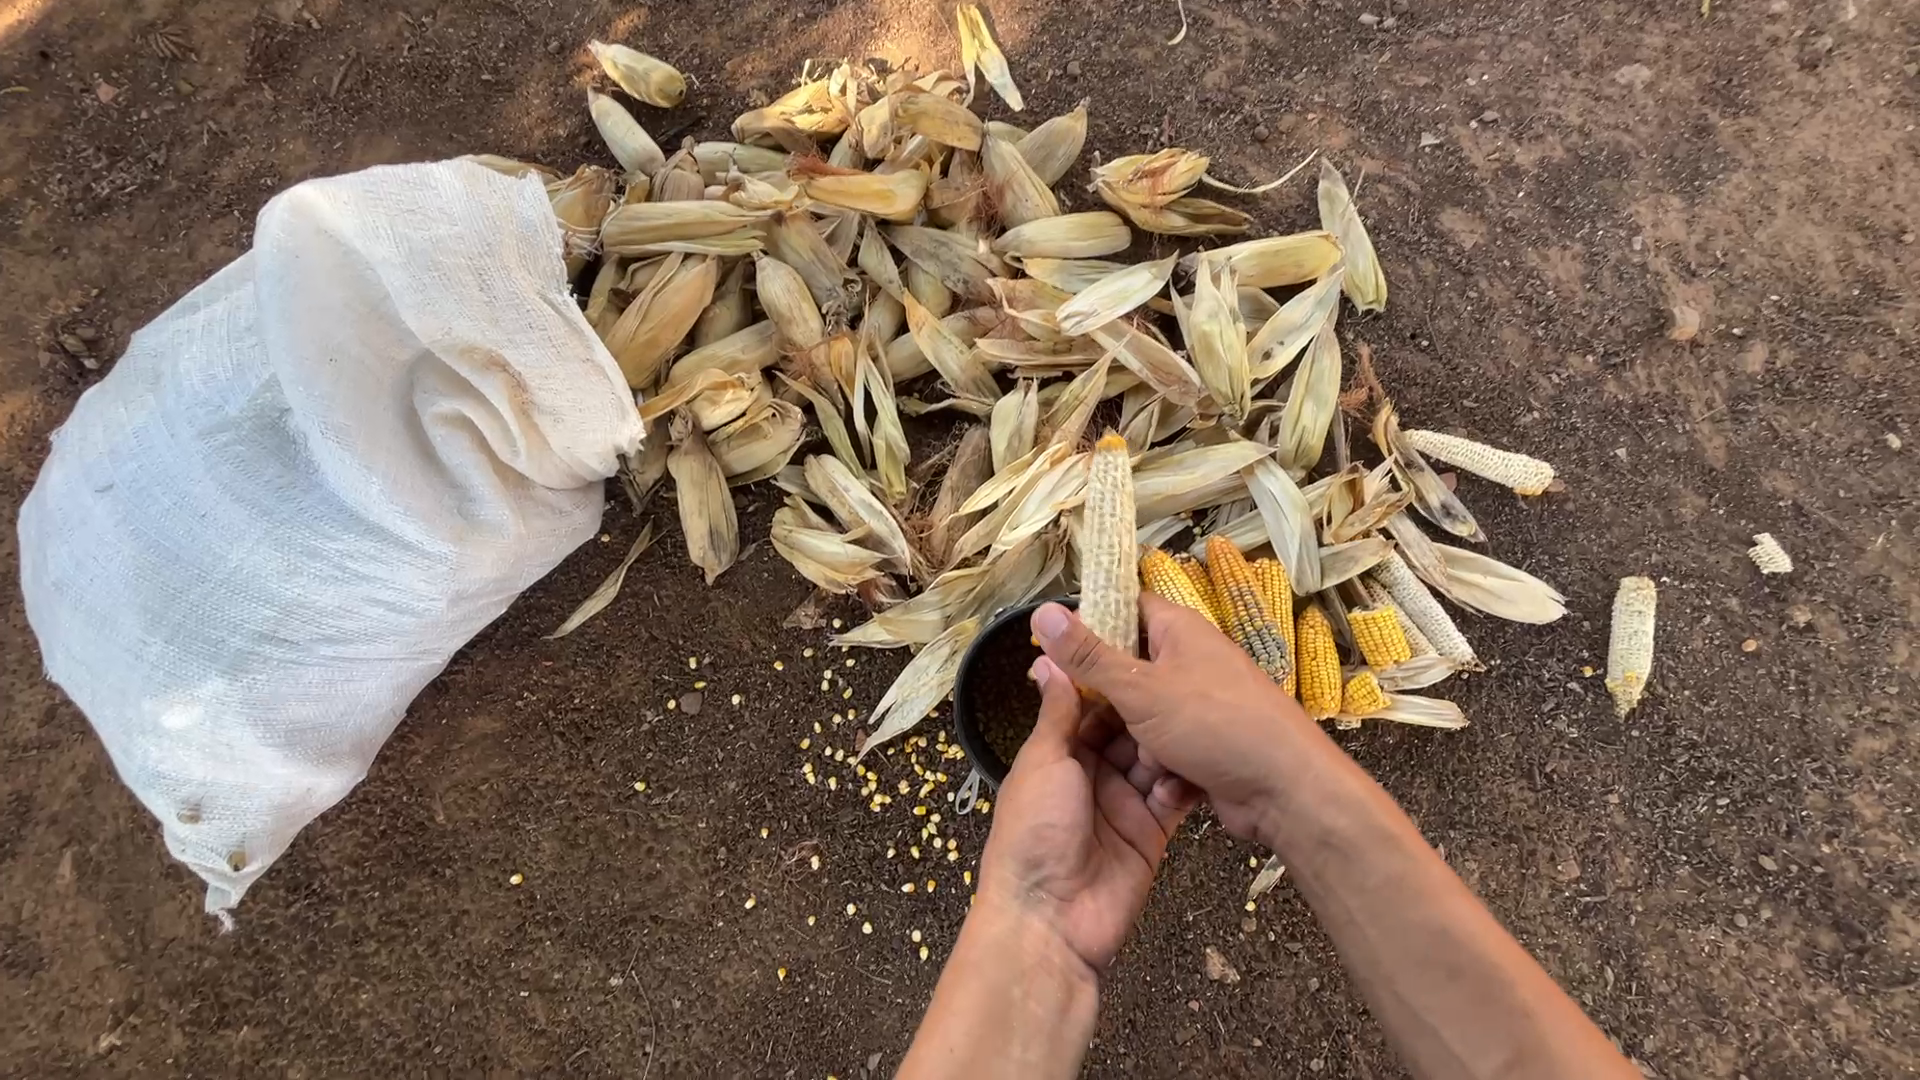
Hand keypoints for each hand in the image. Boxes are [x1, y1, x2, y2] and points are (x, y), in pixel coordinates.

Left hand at [974, 654, 1197, 974]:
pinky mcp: (1153, 832)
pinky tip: (1197, 762)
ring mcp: (1124, 802)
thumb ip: (1058, 714)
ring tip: (1186, 722)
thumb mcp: (1042, 762)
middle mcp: (1092, 773)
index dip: (1112, 683)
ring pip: (1153, 760)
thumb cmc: (1034, 828)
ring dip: (1167, 744)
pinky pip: (1173, 798)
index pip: (1090, 709)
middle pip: (1126, 732)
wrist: (1051, 918)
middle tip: (1176, 682)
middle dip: (1147, 712)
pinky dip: (1183, 781)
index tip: (1140, 651)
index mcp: (1058, 753)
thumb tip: (1049, 660)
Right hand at [1029, 594, 1316, 841]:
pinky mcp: (1204, 740)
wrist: (1287, 791)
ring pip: (1139, 707)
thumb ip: (1088, 655)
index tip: (1055, 646)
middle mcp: (1189, 658)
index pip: (1124, 605)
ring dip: (1125, 730)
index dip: (1089, 620)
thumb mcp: (1140, 688)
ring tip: (1114, 750)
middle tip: (1071, 707)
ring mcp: (1198, 701)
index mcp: (1178, 629)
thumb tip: (1040, 609)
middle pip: (1127, 662)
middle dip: (1101, 689)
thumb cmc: (1213, 724)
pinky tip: (1146, 775)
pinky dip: (1151, 756)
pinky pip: (1161, 739)